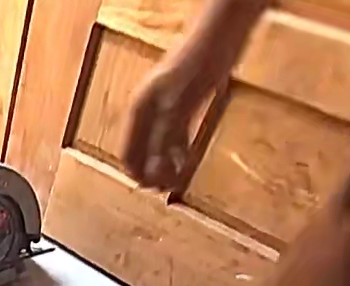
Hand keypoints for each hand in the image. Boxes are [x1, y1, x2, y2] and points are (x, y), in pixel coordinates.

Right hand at [122, 52, 220, 188]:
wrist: (222, 33)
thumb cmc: (199, 62)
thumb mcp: (178, 106)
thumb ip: (163, 139)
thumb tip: (152, 171)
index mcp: (139, 109)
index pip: (127, 153)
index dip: (137, 174)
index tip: (150, 189)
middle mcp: (148, 111)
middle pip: (141, 153)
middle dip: (152, 174)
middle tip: (165, 189)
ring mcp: (164, 109)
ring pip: (157, 148)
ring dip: (165, 168)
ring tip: (175, 183)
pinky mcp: (182, 108)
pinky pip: (174, 140)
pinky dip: (178, 155)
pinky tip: (185, 166)